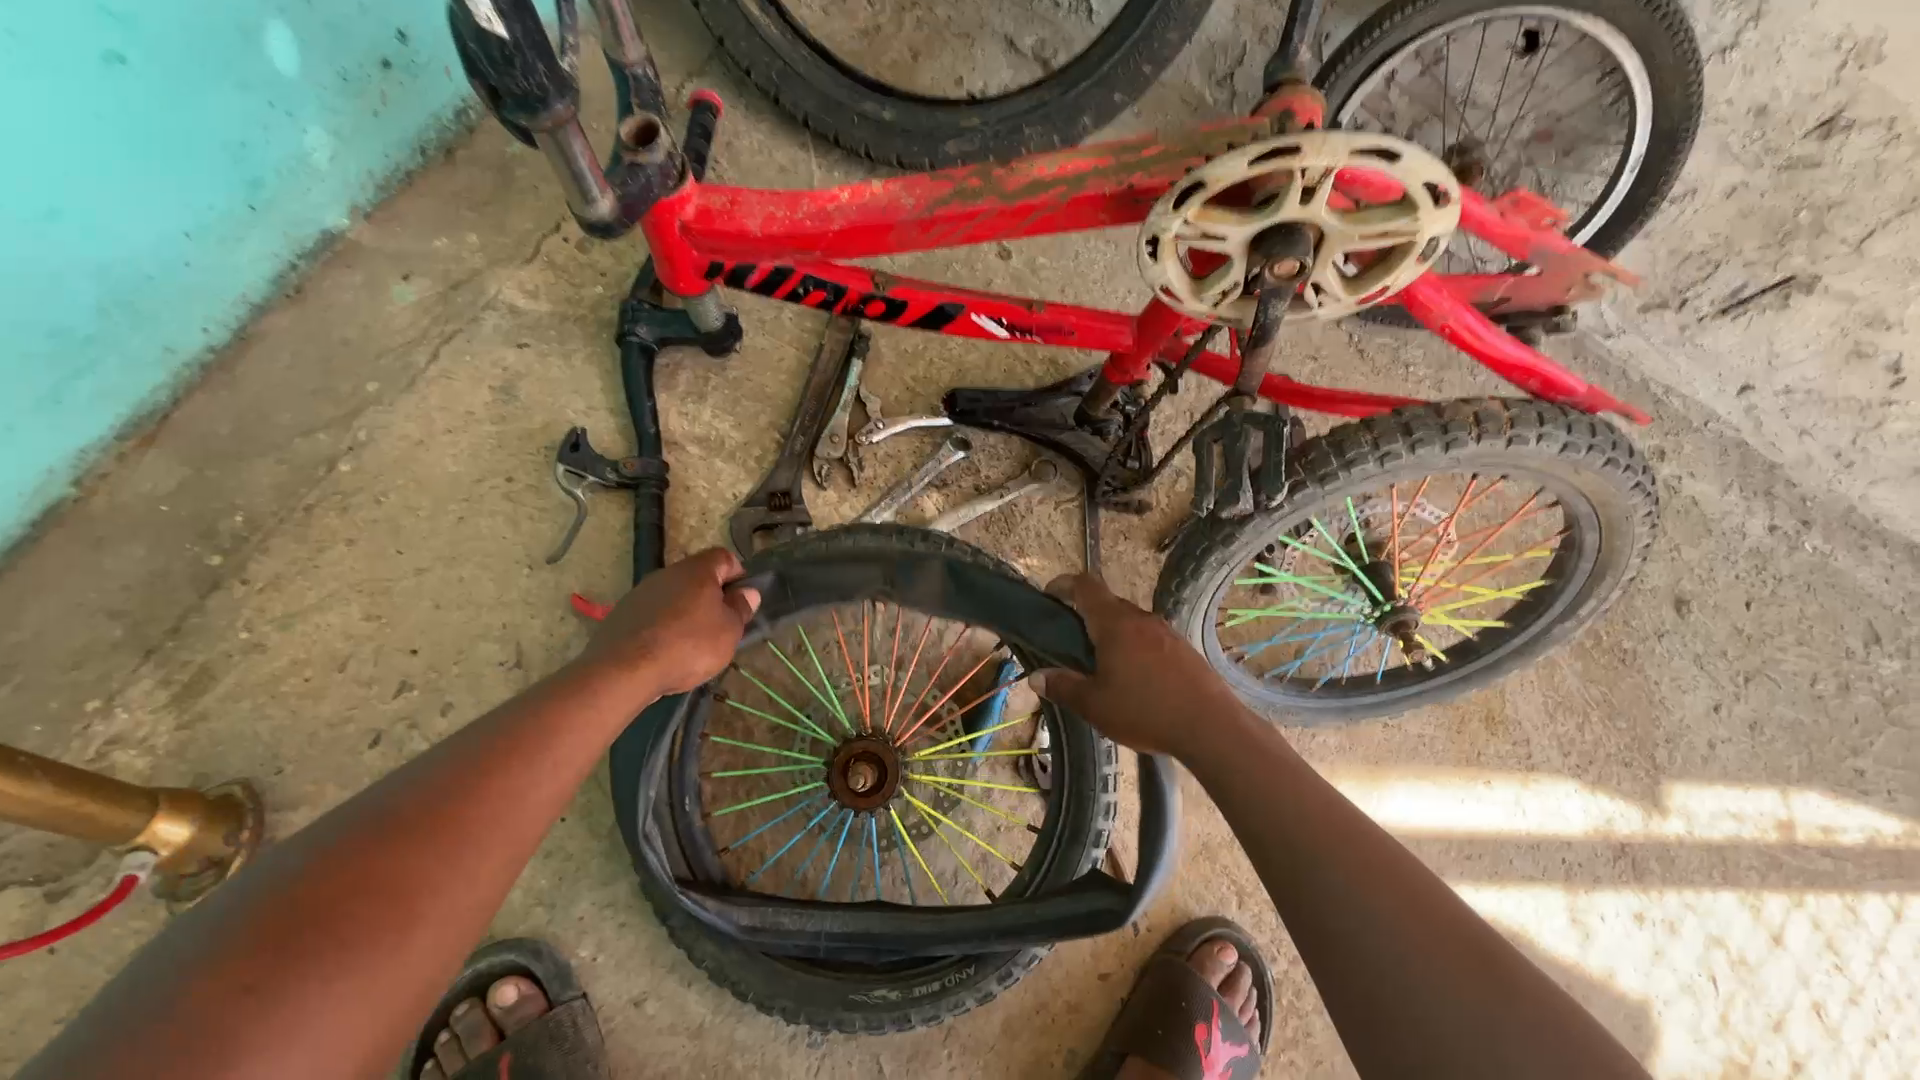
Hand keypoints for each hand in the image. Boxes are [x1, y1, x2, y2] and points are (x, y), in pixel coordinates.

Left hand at [574, 548, 759, 696]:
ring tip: (693, 643)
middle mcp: (668, 572)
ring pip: (674, 596)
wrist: (624, 669)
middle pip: (697, 577)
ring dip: (687, 612)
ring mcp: (641, 591)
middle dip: (712, 597)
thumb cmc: (689, 645)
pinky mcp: (623, 613)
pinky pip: (654, 613)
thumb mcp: (729, 631)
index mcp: (698, 569)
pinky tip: (666, 651)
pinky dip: (664, 626)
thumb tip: (748, 592)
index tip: (743, 601)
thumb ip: (740, 608)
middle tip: (721, 625)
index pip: (724, 557)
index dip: (738, 575)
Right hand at [1031, 574, 1249, 758]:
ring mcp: (1166, 632)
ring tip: (1100, 666)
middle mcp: (1141, 619)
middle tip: (1069, 644)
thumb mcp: (1094, 705)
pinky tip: (1134, 679)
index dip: (1064, 585)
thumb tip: (1036, 678)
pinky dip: (1133, 648)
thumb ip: (1063, 687)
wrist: (1211, 726)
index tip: (1048, 596)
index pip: (1086, 585)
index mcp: (1114, 624)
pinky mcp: (1183, 649)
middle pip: (1107, 604)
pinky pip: (1149, 638)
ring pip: (1129, 623)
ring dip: (1110, 635)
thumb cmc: (1145, 711)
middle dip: (1084, 617)